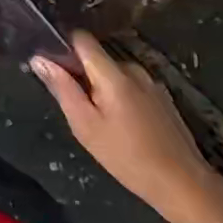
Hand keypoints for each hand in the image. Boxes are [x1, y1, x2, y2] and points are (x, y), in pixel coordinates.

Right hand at [31, 32, 213, 209]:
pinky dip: (119, 97)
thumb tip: (39, 59)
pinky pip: (130, 86)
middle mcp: (134, 69)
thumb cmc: (126, 156)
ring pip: (113, 74)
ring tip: (99, 121)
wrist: (183, 183)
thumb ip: (62, 88)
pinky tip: (122, 126)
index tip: (53, 67)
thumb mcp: (84, 125)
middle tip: (75, 108)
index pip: (82, 38)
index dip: (63, 46)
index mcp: (113, 74)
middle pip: (97, 58)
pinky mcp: (162, 97)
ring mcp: (152, 83)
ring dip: (100, 88)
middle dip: (80, 74)